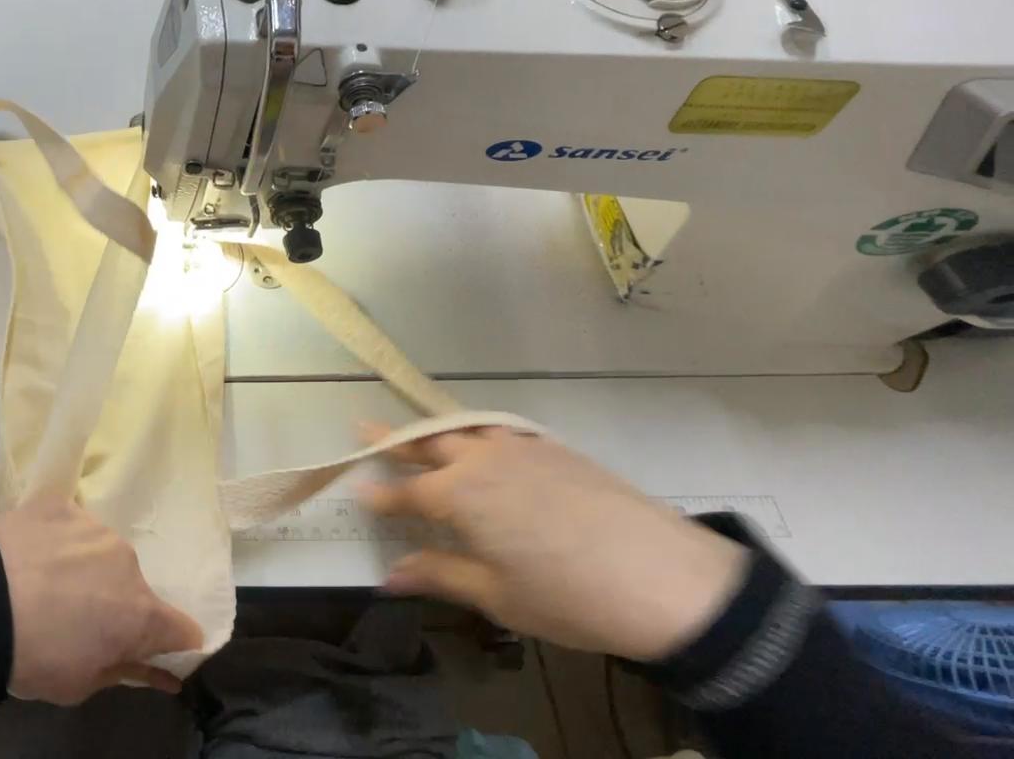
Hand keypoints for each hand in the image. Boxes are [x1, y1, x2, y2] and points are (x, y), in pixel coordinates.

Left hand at [0, 493, 202, 703]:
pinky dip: (55, 540)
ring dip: (84, 568)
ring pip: (99, 552)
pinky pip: (67, 525)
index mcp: (140, 613)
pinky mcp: (59, 503)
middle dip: (113, 602)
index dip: (169, 643)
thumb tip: (159, 674)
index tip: (146, 649)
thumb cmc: (32, 654)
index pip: (183, 630)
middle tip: (72, 619)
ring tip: (42, 583)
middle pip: (133, 587)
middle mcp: (127, 562)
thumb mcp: (79, 684)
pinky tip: (27, 554)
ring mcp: (93, 527)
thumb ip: (124, 671)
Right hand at [360, 424, 749, 661]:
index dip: (379, 495)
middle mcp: (480, 462)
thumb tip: (389, 577)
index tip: (355, 491)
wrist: (670, 581)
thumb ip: (440, 574)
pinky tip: (487, 445)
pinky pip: (503, 433)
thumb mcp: (497, 596)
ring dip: (436, 431)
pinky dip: (480, 434)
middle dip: (392, 439)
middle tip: (362, 427)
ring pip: (465, 431)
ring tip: (421, 431)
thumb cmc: (570, 597)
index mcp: (458, 496)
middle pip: (427, 445)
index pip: (404, 493)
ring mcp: (521, 450)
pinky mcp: (557, 451)